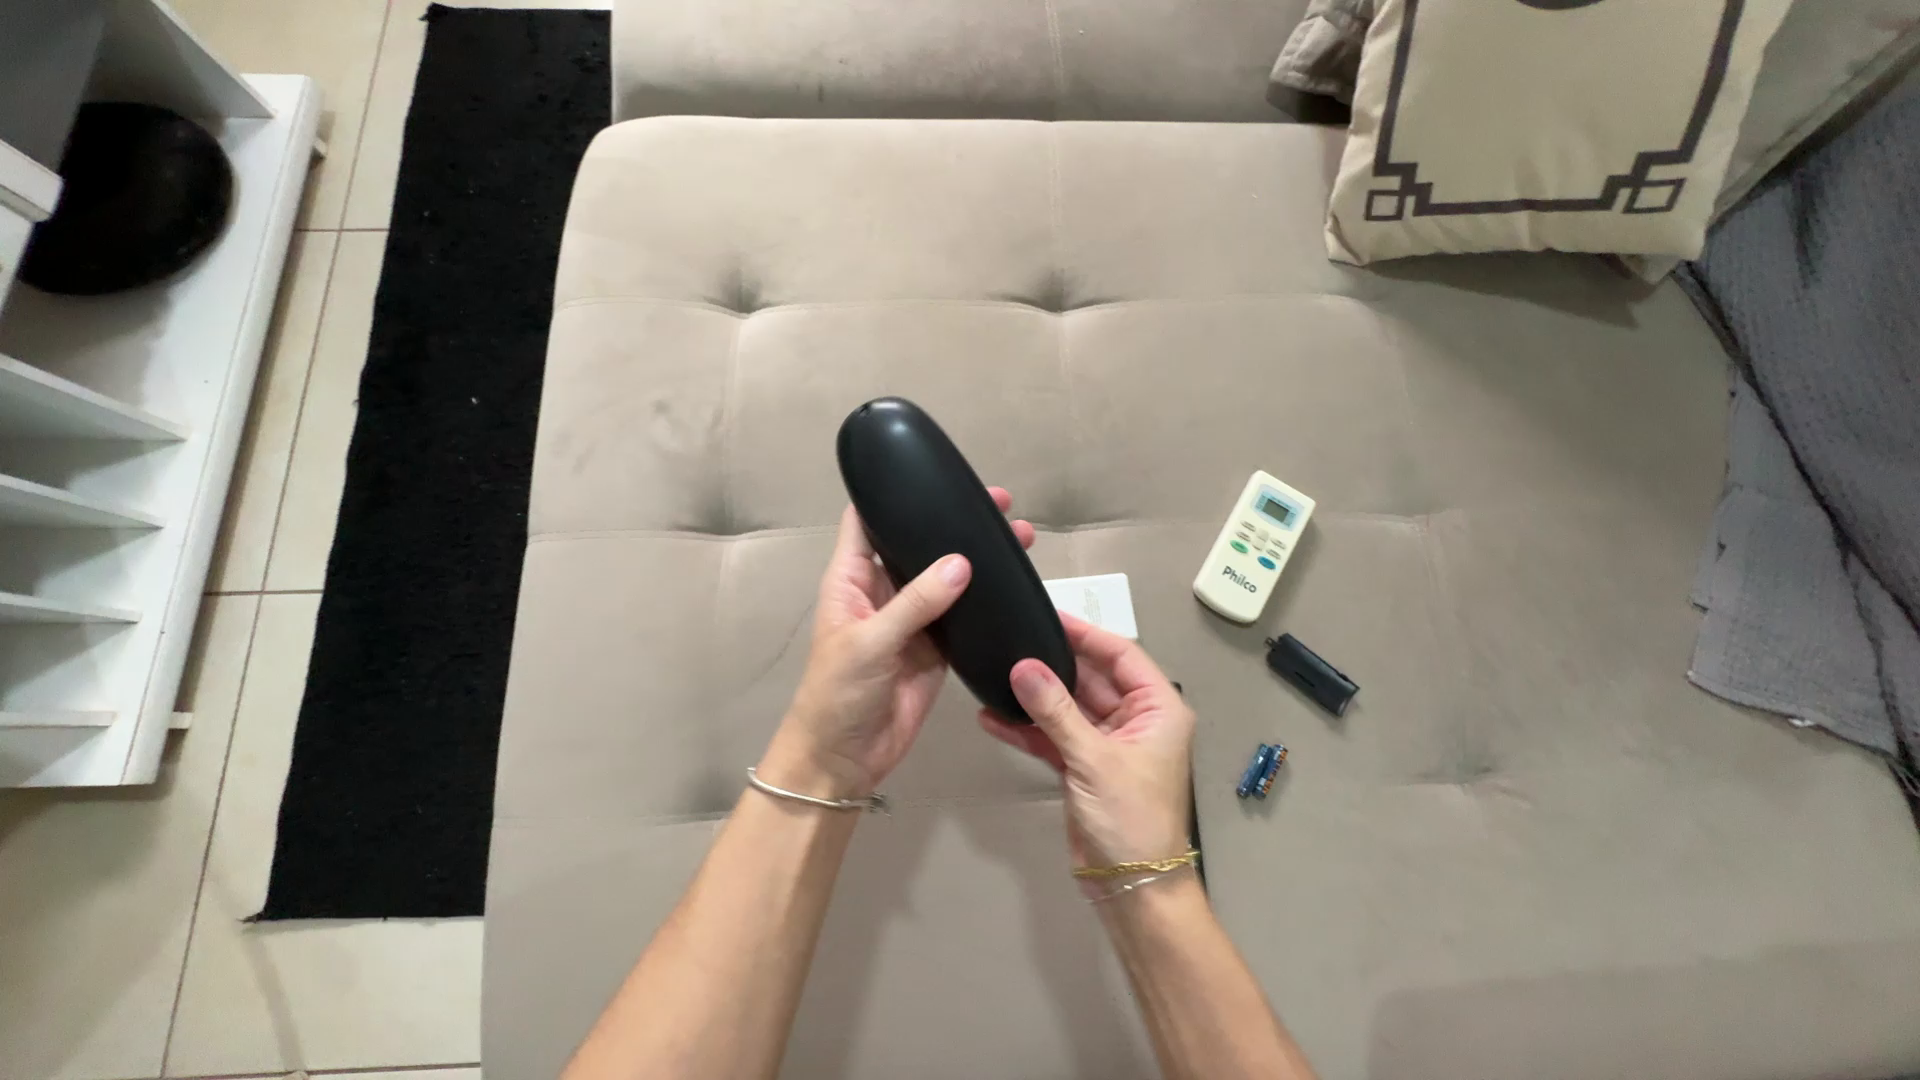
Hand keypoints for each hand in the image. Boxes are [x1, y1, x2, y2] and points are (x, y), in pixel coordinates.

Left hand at [763, 488, 1036, 799]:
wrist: (844, 759)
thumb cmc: (838, 692)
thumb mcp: (869, 641)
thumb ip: (915, 602)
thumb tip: (962, 562)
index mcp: (853, 578)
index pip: (869, 521)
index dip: (895, 494)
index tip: (934, 474)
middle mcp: (884, 591)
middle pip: (919, 545)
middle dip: (953, 524)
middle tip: (999, 503)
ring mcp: (913, 619)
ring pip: (948, 579)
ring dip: (977, 559)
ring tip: (1019, 536)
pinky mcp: (937, 648)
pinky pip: (963, 616)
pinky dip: (986, 600)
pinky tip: (1013, 584)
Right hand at [978, 614, 1195, 869]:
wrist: (1131, 888)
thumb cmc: (1130, 818)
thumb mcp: (1094, 759)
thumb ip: (1056, 711)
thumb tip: (1023, 666)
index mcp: (1158, 709)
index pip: (1122, 655)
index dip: (1087, 634)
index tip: (1049, 615)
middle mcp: (1136, 719)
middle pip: (1091, 678)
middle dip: (1054, 664)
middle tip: (1013, 641)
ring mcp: (1108, 743)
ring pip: (1069, 707)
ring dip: (1036, 697)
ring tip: (996, 675)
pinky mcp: (1084, 765)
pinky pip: (1054, 736)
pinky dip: (1028, 729)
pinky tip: (993, 716)